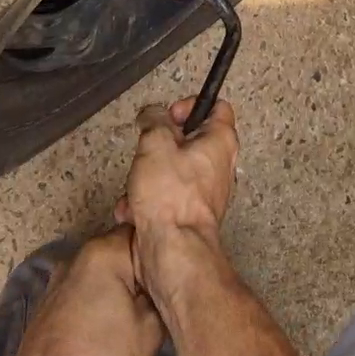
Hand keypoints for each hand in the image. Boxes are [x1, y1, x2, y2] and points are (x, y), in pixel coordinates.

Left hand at [0, 227, 162, 355]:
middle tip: (161, 299)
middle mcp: (77, 257)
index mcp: (103, 252)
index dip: (163, 250)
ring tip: (137, 319)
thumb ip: (161, 292)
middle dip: (141, 272)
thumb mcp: (151, 328)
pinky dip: (100, 305)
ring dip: (120, 290)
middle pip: (122, 251)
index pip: (144, 230)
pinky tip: (109, 331)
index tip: (176, 272)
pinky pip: (85, 293)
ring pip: (103, 275)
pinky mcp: (48, 308)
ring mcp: (58, 282)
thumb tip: (162, 281)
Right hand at [116, 98, 238, 295]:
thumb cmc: (172, 199)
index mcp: (221, 141)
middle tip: (149, 151)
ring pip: (173, 169)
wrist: (171, 250)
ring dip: (148, 177)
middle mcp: (220, 165)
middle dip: (159, 146)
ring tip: (137, 188)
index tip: (167, 116)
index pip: (216, 106)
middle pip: (189, 139)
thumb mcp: (155, 143)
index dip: (188, 105)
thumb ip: (154, 119)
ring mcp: (206, 191)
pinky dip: (147, 200)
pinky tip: (134, 211)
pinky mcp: (189, 213)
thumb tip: (152, 114)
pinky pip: (166, 196)